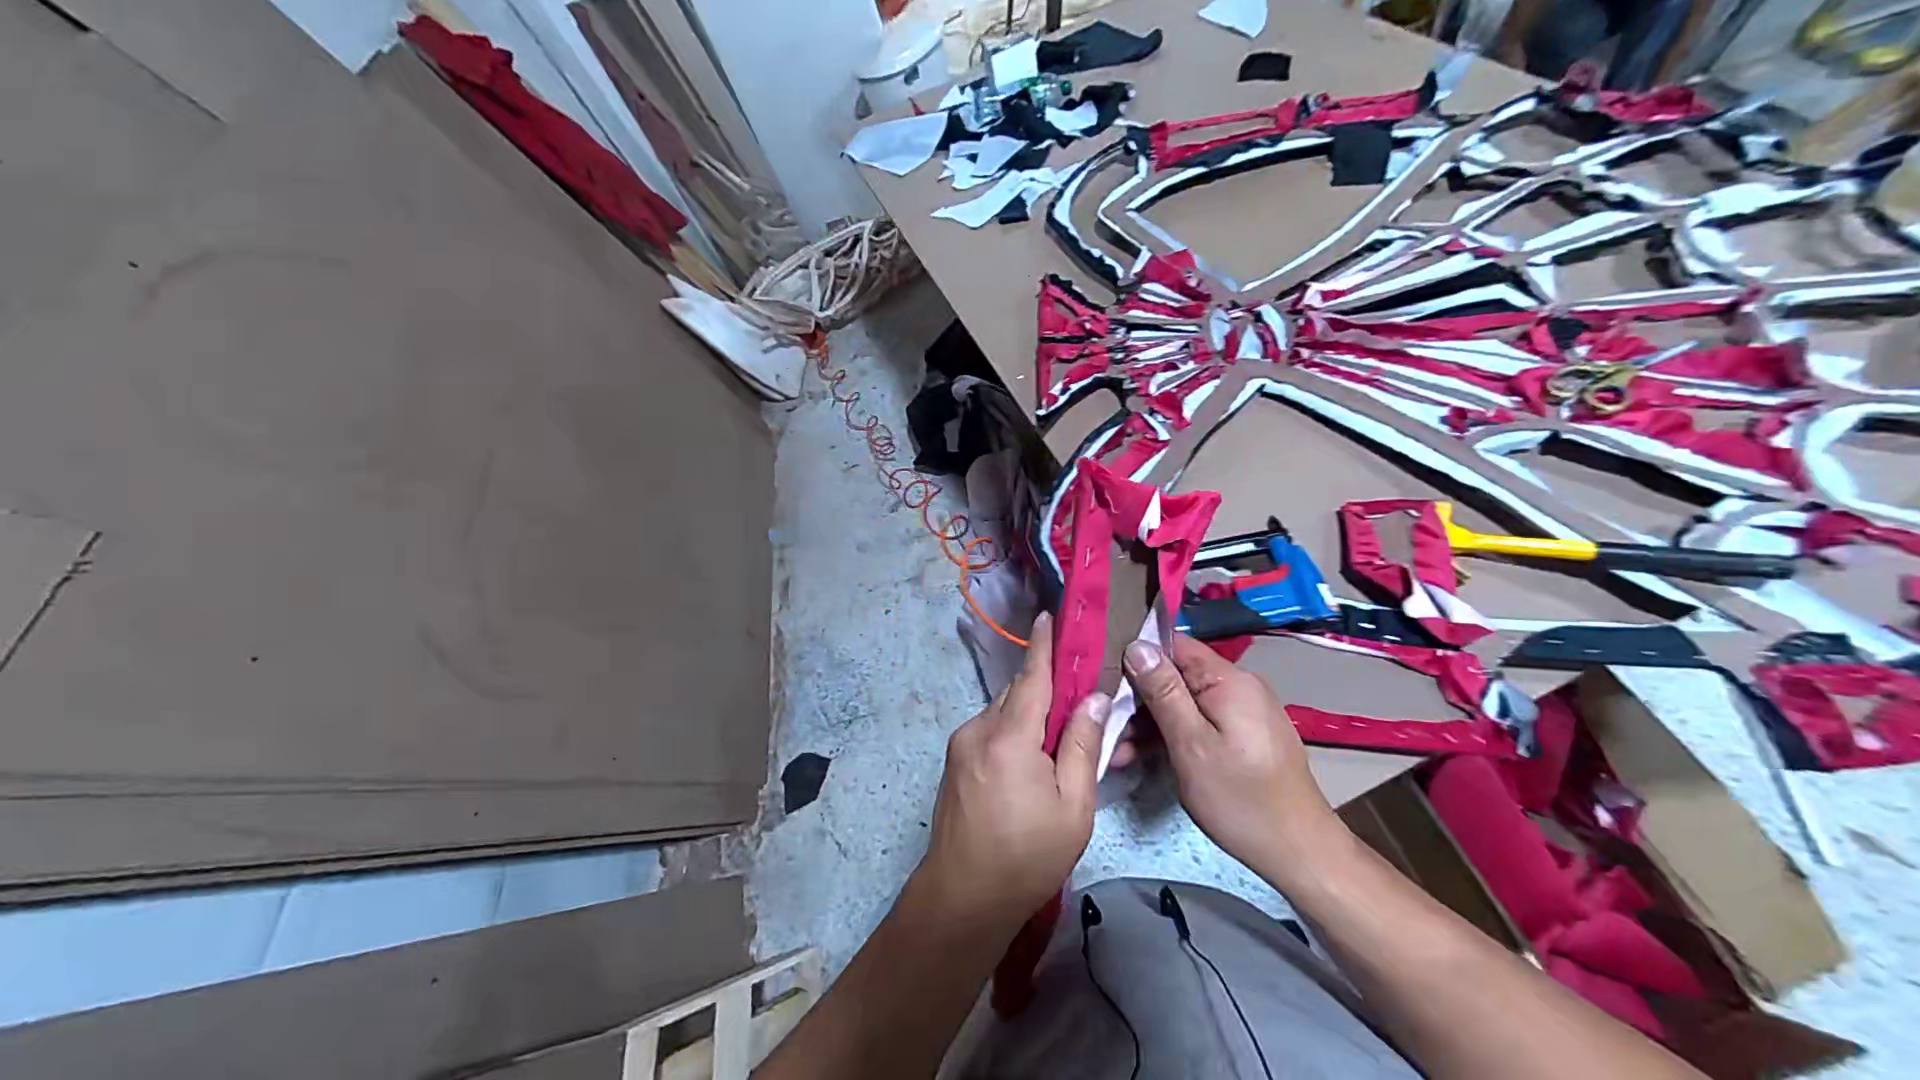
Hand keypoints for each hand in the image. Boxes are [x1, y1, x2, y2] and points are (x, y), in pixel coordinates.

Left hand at [912, 612, 1106, 929]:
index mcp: (1008, 737)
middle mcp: (978, 730)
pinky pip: (991, 732)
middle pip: (1019, 694)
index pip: (1031, 676)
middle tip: (1085, 705)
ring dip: (1033, 718)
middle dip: (1050, 692)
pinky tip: (1035, 763)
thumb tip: (1094, 699)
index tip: (1049, 615)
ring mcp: (961, 745)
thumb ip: (1082, 746)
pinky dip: (1015, 735)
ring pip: (1005, 713)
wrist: (963, 897)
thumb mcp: (1073, 806)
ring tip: (1064, 744)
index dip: (1043, 644)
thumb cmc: (1027, 856)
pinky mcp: (955, 761)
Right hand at [1122, 635, 1343, 879]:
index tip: (1104, 680)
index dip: (1136, 658)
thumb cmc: (1240, 798)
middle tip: (1108, 732)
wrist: (1298, 852)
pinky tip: (1143, 758)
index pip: (1174, 646)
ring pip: (1182, 703)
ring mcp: (1241, 712)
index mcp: (1229, 680)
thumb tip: (1138, 645)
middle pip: (1175, 677)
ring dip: (1149, 725)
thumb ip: (1163, 692)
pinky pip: (1198, 722)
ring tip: (1119, 756)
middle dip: (1138, 701)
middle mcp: (1238, 686)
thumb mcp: (1191, 744)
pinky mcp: (1241, 735)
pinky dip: (1171, 737)